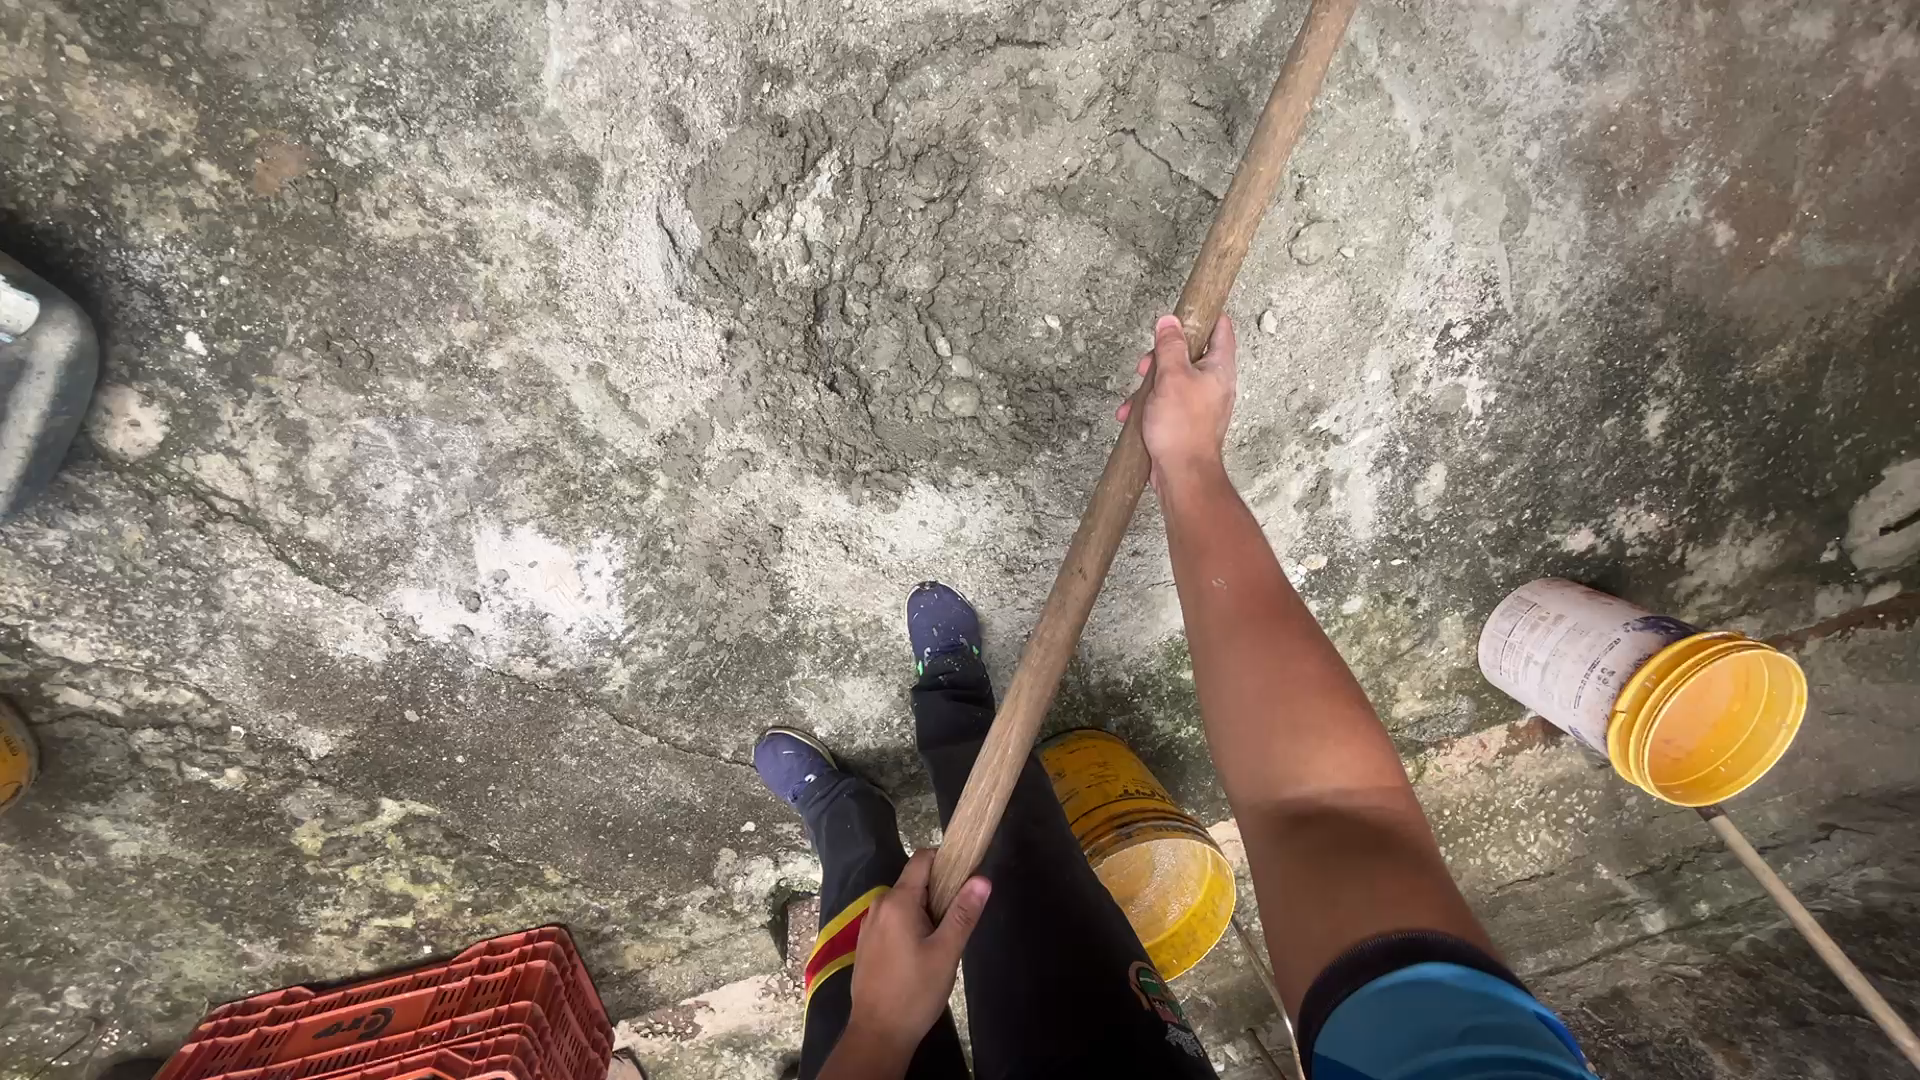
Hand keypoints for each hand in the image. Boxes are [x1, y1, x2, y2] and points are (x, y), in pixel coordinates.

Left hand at [837, 850, 990, 1066]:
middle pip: (915, 881)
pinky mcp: (867, 942)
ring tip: (940, 942)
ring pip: (905, 902)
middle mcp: (879, 904)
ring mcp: (869, 923)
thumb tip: (982, 878)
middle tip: (956, 922)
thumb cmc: (915, 992)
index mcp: (898, 900)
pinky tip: (920, 954)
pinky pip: (893, 919)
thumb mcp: (947, 952)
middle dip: (939, 893)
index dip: (946, 860)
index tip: (965, 878)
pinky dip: (909, 925)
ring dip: (925, 912)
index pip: (922, 858)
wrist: (877, 1035)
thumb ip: (964, 912)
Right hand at [1116, 313, 1237, 490]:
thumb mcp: (1171, 377)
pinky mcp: (1185, 422)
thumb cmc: (1182, 429)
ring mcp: (1200, 404)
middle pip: (1189, 354)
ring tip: (1136, 398)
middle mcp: (1214, 384)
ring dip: (1149, 386)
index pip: (1220, 328)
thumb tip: (1169, 323)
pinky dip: (1148, 407)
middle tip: (1147, 364)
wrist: (1182, 474)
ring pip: (1172, 381)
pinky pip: (1165, 404)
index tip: (1183, 312)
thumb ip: (1170, 346)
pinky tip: (1133, 416)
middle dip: (1162, 357)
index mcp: (1219, 368)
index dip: (1202, 316)